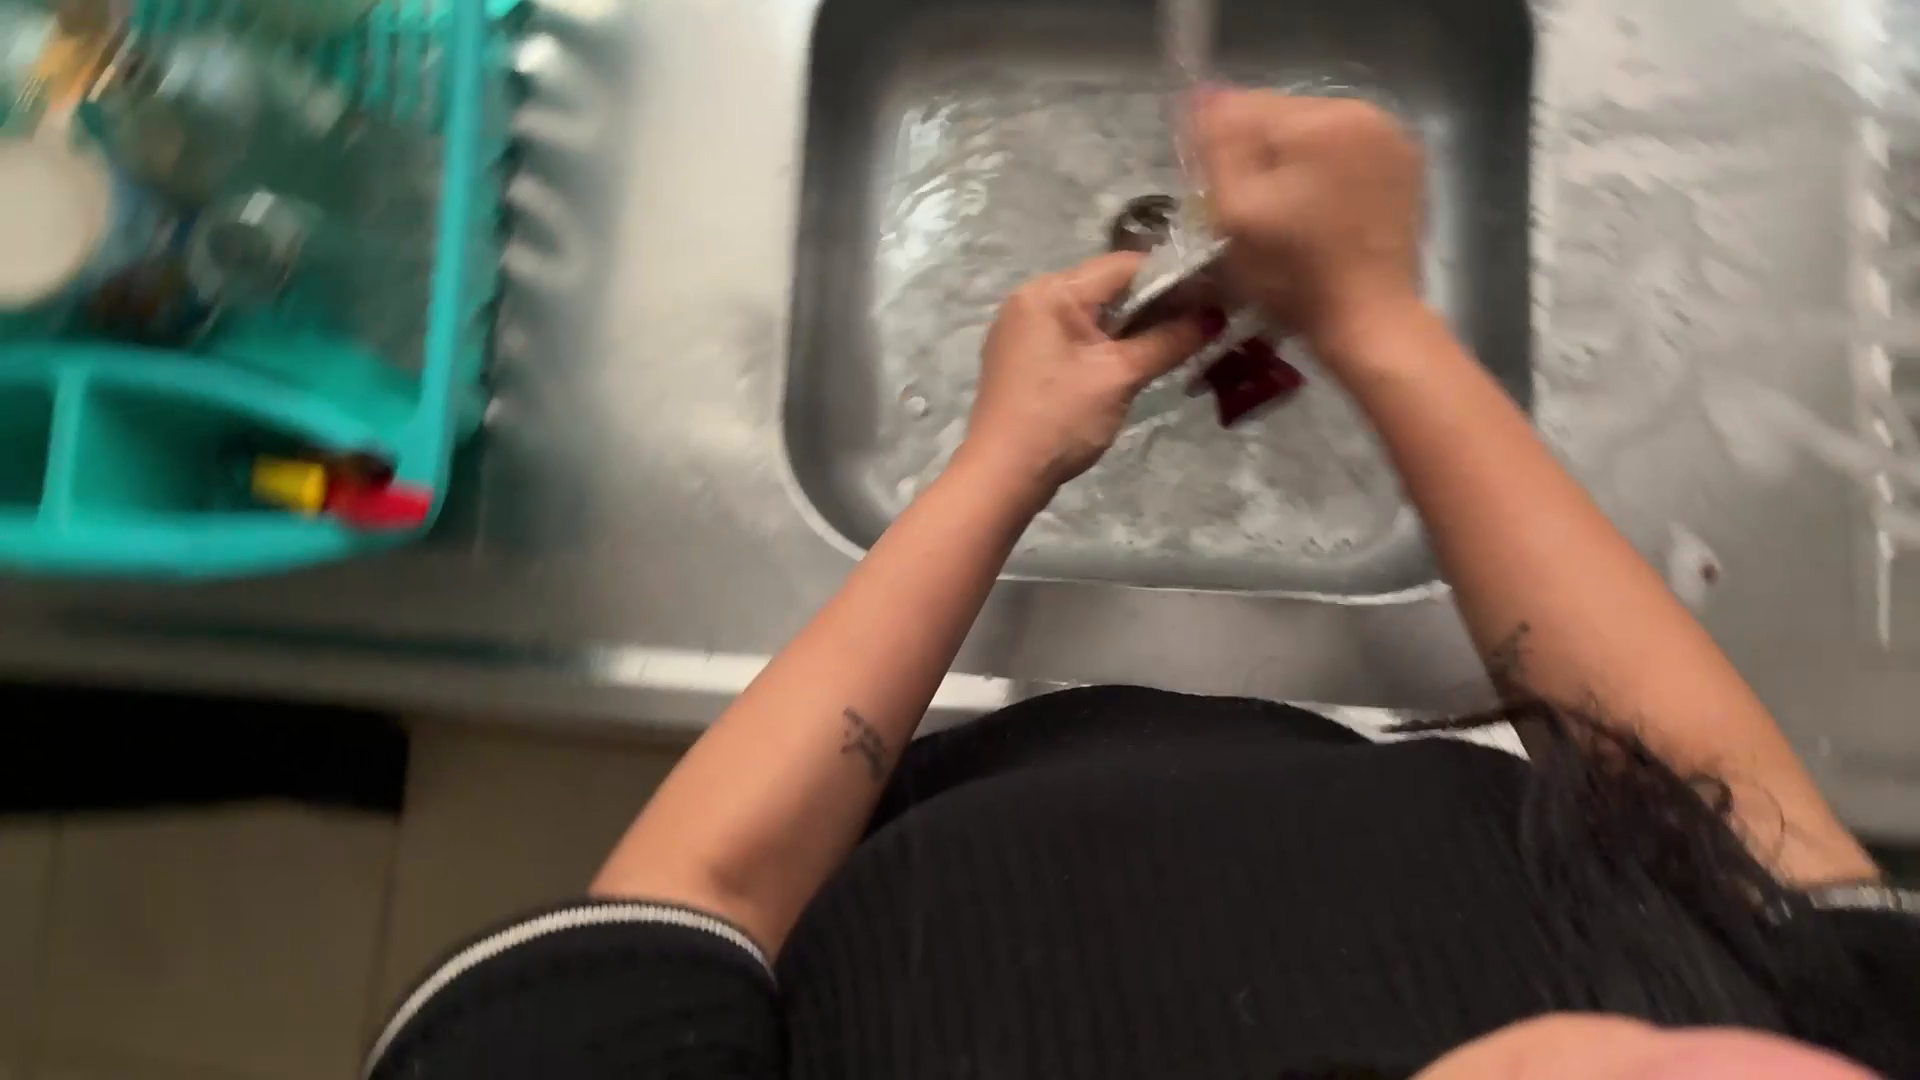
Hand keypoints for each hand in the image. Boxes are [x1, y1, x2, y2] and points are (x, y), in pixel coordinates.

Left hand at [959, 252, 1206, 492]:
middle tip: (1199, 322)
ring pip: (1088, 315)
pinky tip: (1128, 363)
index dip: (1173, 278)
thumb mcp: (1120, 377)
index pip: (1124, 265)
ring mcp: (1021, 329)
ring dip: (1129, 327)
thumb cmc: (1060, 419)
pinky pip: (1069, 337)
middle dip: (1153, 304)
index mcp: (1050, 291)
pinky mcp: (1021, 358)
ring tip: (1172, 343)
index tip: (1212, 295)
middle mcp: (1030, 298)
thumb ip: (1169, 341)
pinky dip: (1101, 345)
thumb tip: (1215, 316)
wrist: (1002, 474)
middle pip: (1105, 288)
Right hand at [1193, 89, 1425, 360]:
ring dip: (1290, 168)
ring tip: (1282, 219)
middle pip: (1283, 121)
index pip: (1245, 109)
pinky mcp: (1404, 171)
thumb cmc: (1292, 275)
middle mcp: (1363, 113)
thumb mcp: (1235, 215)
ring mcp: (1392, 140)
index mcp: (1318, 120)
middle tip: (1246, 213)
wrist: (1366, 319)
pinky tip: (1316, 219)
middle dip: (1257, 159)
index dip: (1218, 152)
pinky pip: (1346, 159)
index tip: (1212, 197)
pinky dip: (1323, 180)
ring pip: (1314, 140)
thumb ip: (1218, 149)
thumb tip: (1205, 101)